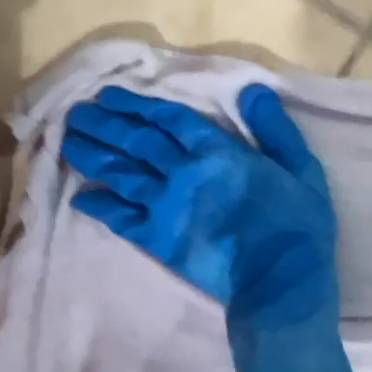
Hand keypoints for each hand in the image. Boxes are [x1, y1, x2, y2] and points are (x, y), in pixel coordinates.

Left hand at [61, 84, 369, 371]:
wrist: (279, 280)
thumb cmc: (297, 222)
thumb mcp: (302, 168)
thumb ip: (275, 129)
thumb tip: (252, 90)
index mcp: (218, 152)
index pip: (170, 119)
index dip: (139, 105)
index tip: (112, 94)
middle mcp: (184, 173)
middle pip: (136, 141)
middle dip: (106, 124)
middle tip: (78, 112)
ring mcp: (165, 208)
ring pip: (120, 174)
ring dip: (92, 156)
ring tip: (69, 141)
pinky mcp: (157, 240)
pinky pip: (119, 219)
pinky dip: (98, 206)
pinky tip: (80, 196)